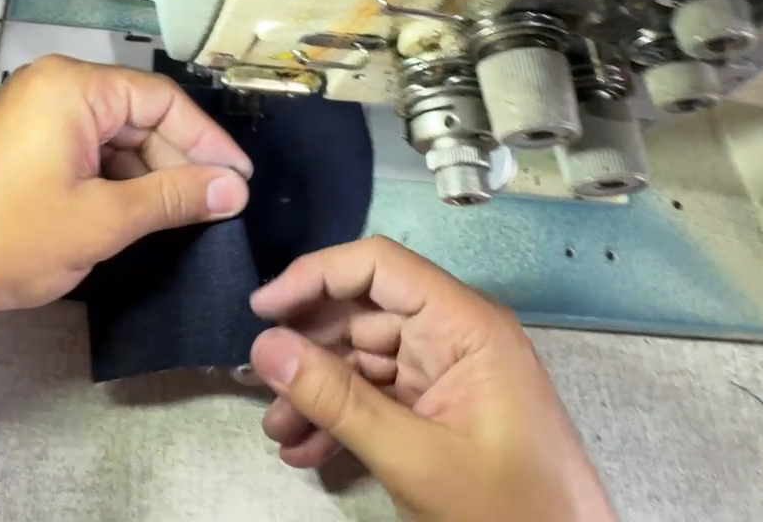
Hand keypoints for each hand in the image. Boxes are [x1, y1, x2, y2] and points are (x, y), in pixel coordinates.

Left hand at [0, 56, 252, 334]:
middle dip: (177, 161)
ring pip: (113, 135)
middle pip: (137, 115)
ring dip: (147, 173)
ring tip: (182, 214)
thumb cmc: (10, 239)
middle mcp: (53, 85)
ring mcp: (34, 111)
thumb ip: (173, 198)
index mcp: (72, 87)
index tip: (240, 179)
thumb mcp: (102, 220)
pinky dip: (114, 178)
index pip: (160, 100)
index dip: (206, 140)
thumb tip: (234, 189)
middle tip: (216, 205)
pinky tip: (137, 210)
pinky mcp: (23, 140)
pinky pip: (85, 148)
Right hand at [247, 237, 615, 521]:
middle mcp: (452, 334)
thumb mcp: (414, 459)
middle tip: (257, 381)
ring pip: (360, 359)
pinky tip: (304, 450)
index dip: (315, 276)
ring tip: (277, 431)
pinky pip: (375, 396)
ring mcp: (444, 373)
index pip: (377, 265)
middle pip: (362, 313)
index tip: (262, 310)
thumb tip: (264, 347)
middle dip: (307, 348)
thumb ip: (336, 399)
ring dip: (315, 392)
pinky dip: (338, 419)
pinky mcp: (437, 410)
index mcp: (464, 323)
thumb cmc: (505, 517)